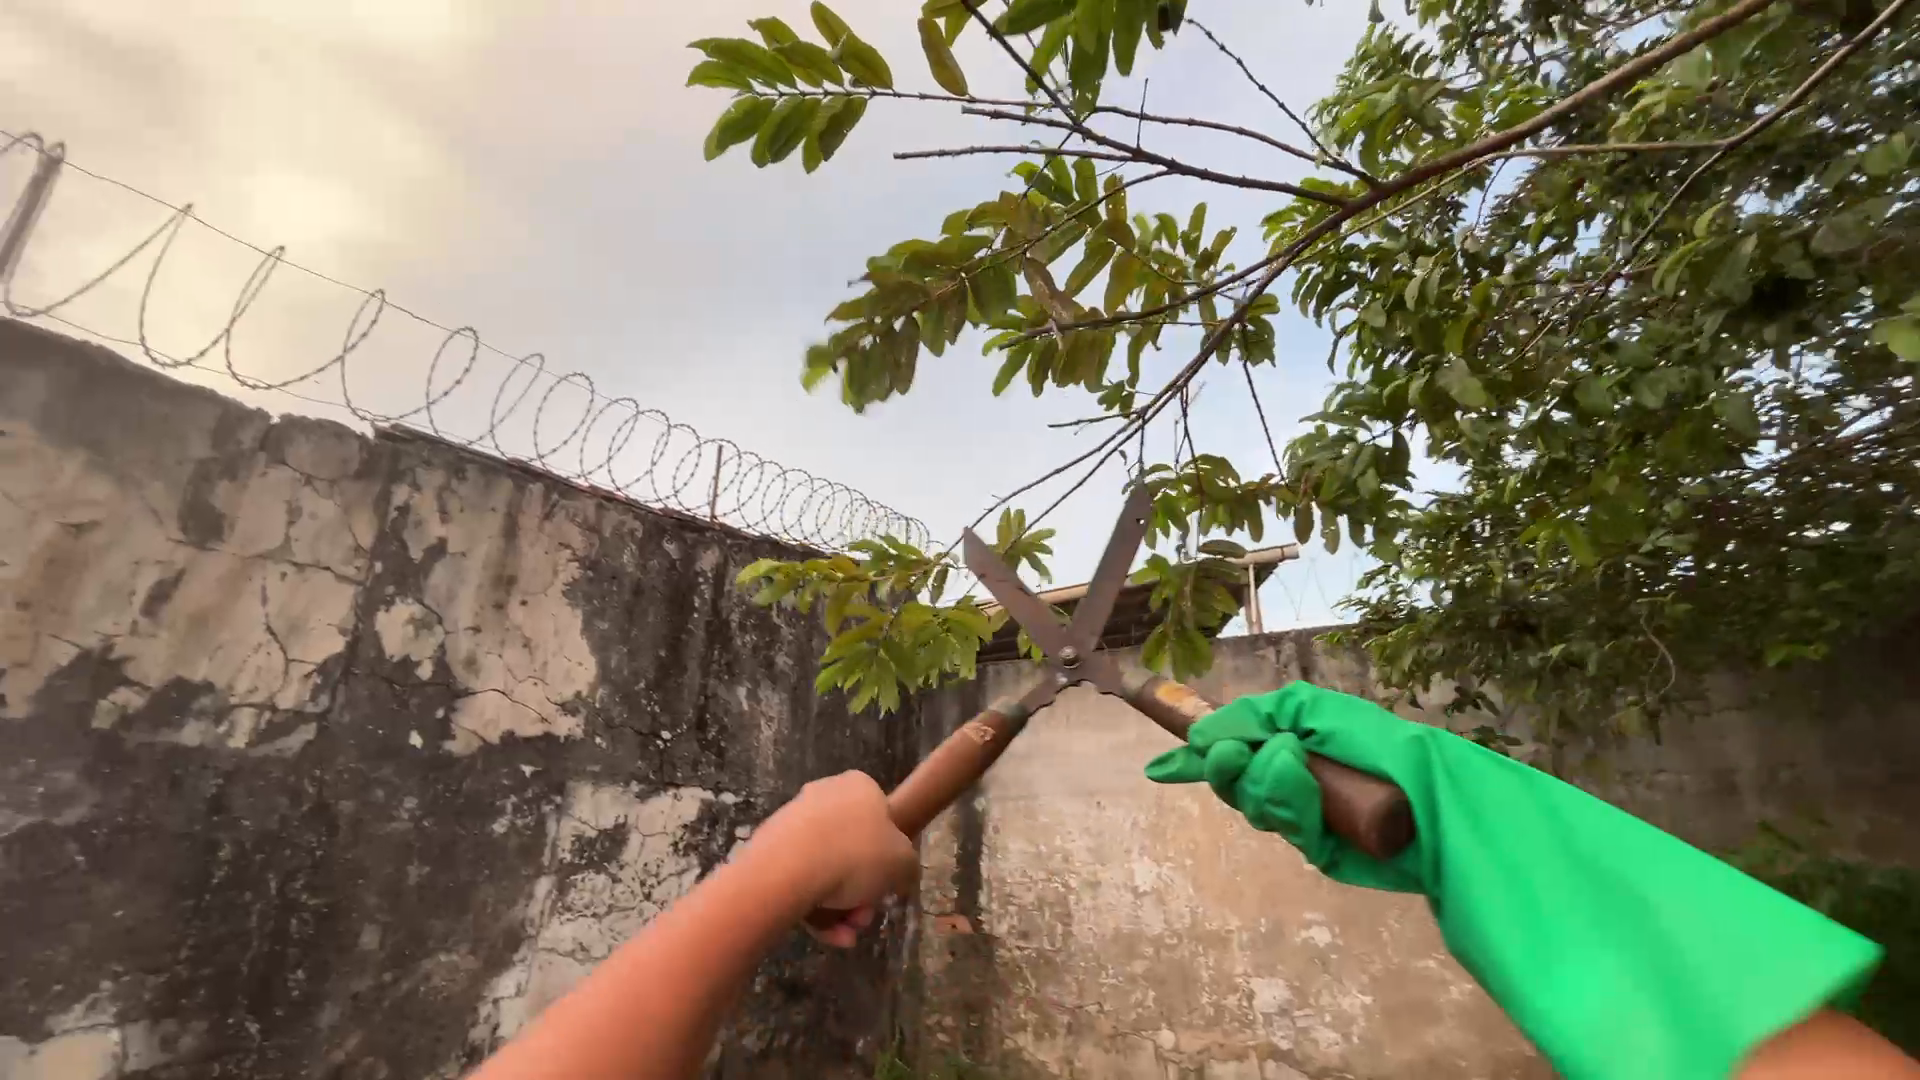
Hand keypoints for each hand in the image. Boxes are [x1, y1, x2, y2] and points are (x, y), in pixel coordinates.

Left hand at [750, 771, 915, 947]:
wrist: (789, 869)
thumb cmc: (856, 854)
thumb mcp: (903, 863)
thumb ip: (907, 867)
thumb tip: (900, 874)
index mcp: (859, 786)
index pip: (881, 819)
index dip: (888, 857)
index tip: (887, 885)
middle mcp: (825, 795)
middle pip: (852, 850)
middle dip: (862, 891)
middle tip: (864, 917)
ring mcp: (795, 821)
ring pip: (827, 868)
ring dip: (841, 907)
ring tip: (845, 935)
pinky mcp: (771, 847)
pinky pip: (800, 878)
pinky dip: (815, 907)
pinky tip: (826, 935)